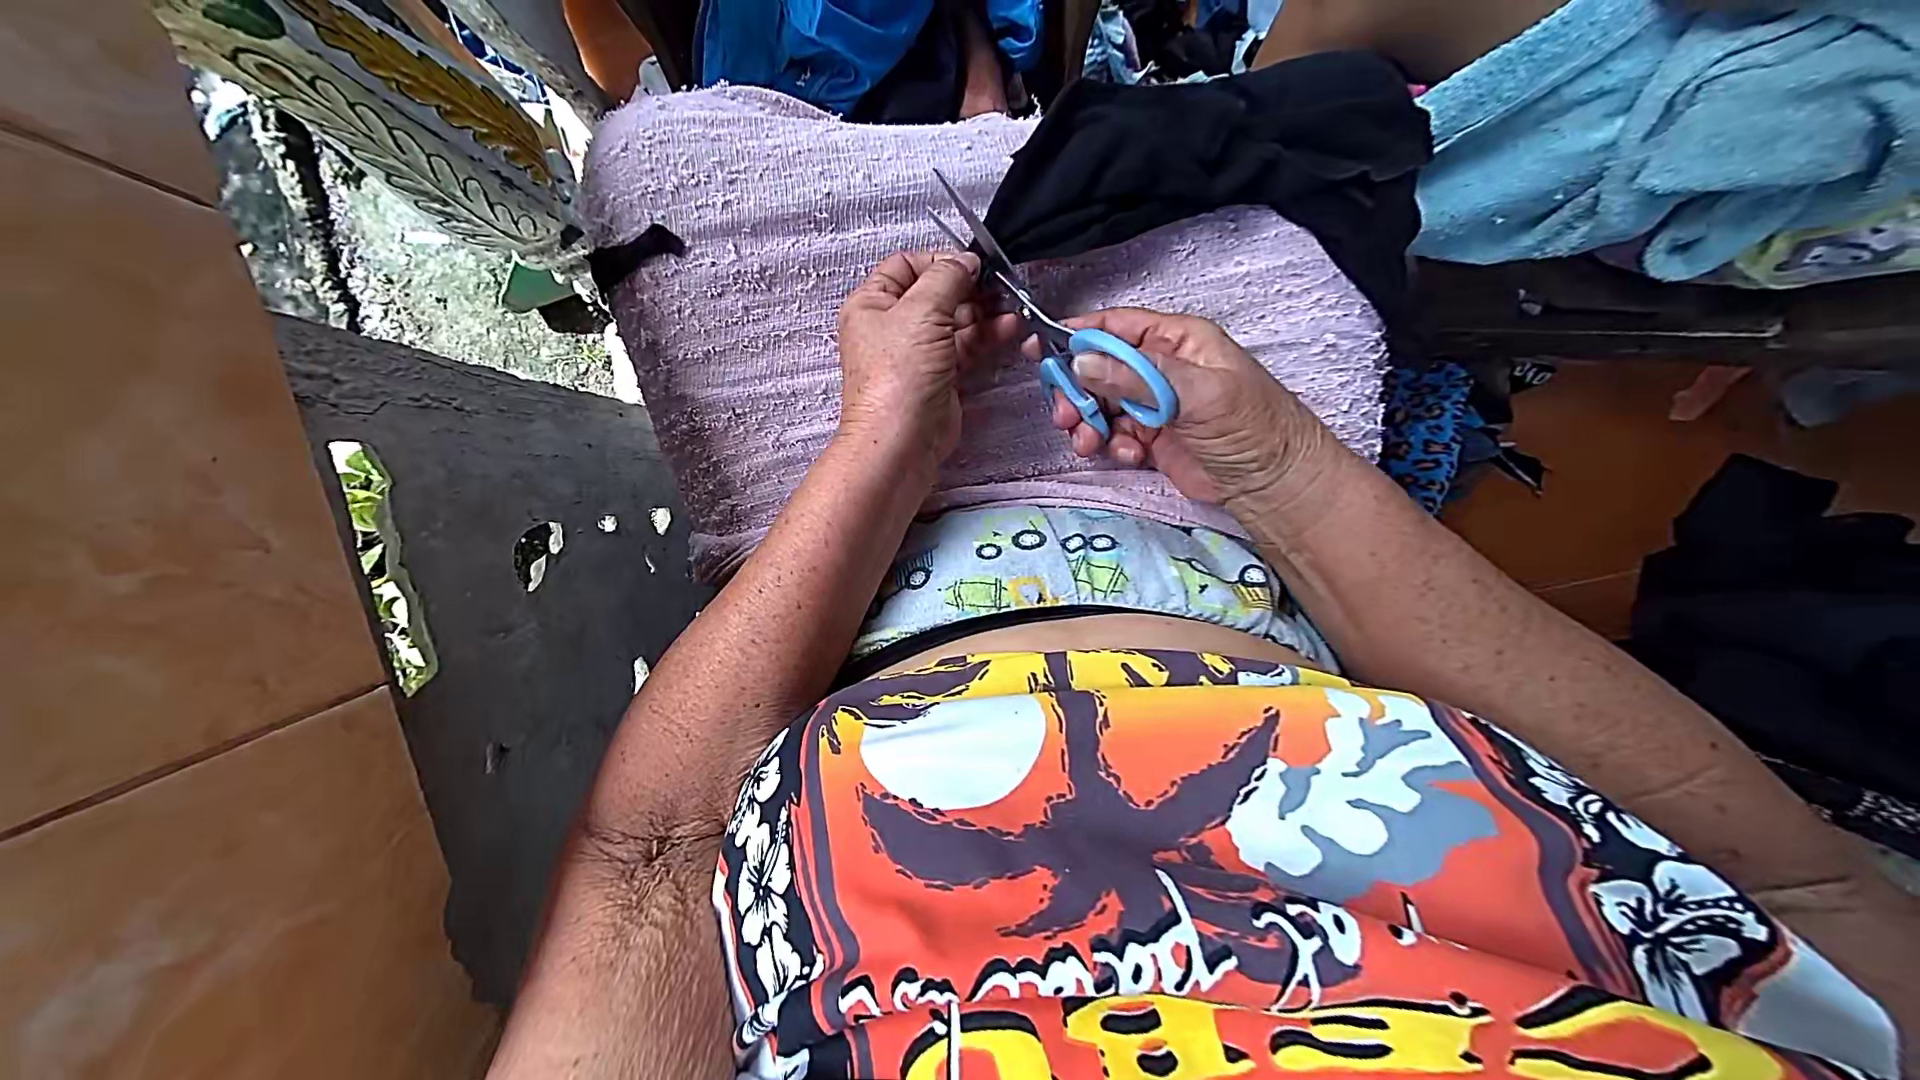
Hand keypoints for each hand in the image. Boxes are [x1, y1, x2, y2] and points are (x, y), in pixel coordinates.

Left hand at [836, 251, 1023, 467]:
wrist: (902, 440)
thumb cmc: (895, 381)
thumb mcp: (921, 311)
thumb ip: (946, 277)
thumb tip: (965, 260)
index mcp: (872, 304)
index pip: (906, 265)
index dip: (939, 261)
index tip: (970, 264)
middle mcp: (892, 327)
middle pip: (936, 294)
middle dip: (968, 288)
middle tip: (996, 286)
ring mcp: (917, 354)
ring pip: (955, 321)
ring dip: (984, 312)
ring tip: (1008, 308)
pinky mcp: (940, 376)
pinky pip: (966, 347)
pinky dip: (986, 336)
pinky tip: (1007, 327)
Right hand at [1030, 308, 1338, 506]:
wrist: (1270, 483)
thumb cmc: (1251, 427)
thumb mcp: (1196, 393)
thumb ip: (1137, 377)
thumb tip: (1081, 362)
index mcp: (1176, 341)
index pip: (1116, 327)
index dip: (1077, 336)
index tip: (1041, 349)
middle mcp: (1159, 368)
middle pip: (1098, 369)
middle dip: (1077, 391)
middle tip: (1066, 414)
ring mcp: (1152, 404)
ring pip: (1099, 405)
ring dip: (1088, 424)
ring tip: (1092, 442)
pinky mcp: (1149, 437)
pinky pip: (1113, 436)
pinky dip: (1111, 447)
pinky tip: (1129, 456)